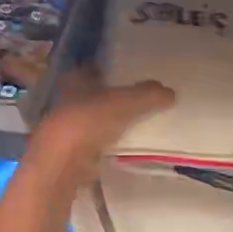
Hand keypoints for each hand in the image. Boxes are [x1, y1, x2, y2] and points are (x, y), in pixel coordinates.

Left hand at [28, 71, 172, 186]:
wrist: (61, 163)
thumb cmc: (88, 121)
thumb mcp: (125, 102)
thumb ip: (148, 95)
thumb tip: (170, 92)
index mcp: (75, 81)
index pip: (92, 68)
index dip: (109, 69)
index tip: (129, 73)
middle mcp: (67, 101)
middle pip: (92, 95)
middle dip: (111, 97)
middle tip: (138, 99)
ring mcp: (67, 129)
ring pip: (92, 120)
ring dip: (109, 123)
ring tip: (135, 124)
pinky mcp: (70, 154)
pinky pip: (94, 144)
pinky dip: (107, 145)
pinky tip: (123, 148)